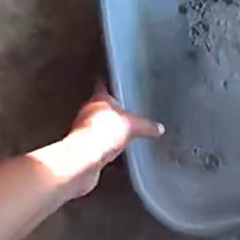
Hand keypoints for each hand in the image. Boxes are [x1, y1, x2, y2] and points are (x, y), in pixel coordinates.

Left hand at [40, 86, 163, 198]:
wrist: (85, 158)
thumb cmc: (104, 133)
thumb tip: (159, 128)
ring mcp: (82, 128)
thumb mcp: (134, 126)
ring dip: (104, 128)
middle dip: (108, 109)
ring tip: (117, 132)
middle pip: (98, 106)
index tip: (108, 80)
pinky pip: (94, 142)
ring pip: (95, 123)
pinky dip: (102, 145)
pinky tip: (111, 151)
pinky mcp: (81, 146)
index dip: (106, 83)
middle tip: (119, 111)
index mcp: (99, 99)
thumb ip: (147, 126)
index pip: (102, 85)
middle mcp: (88, 111)